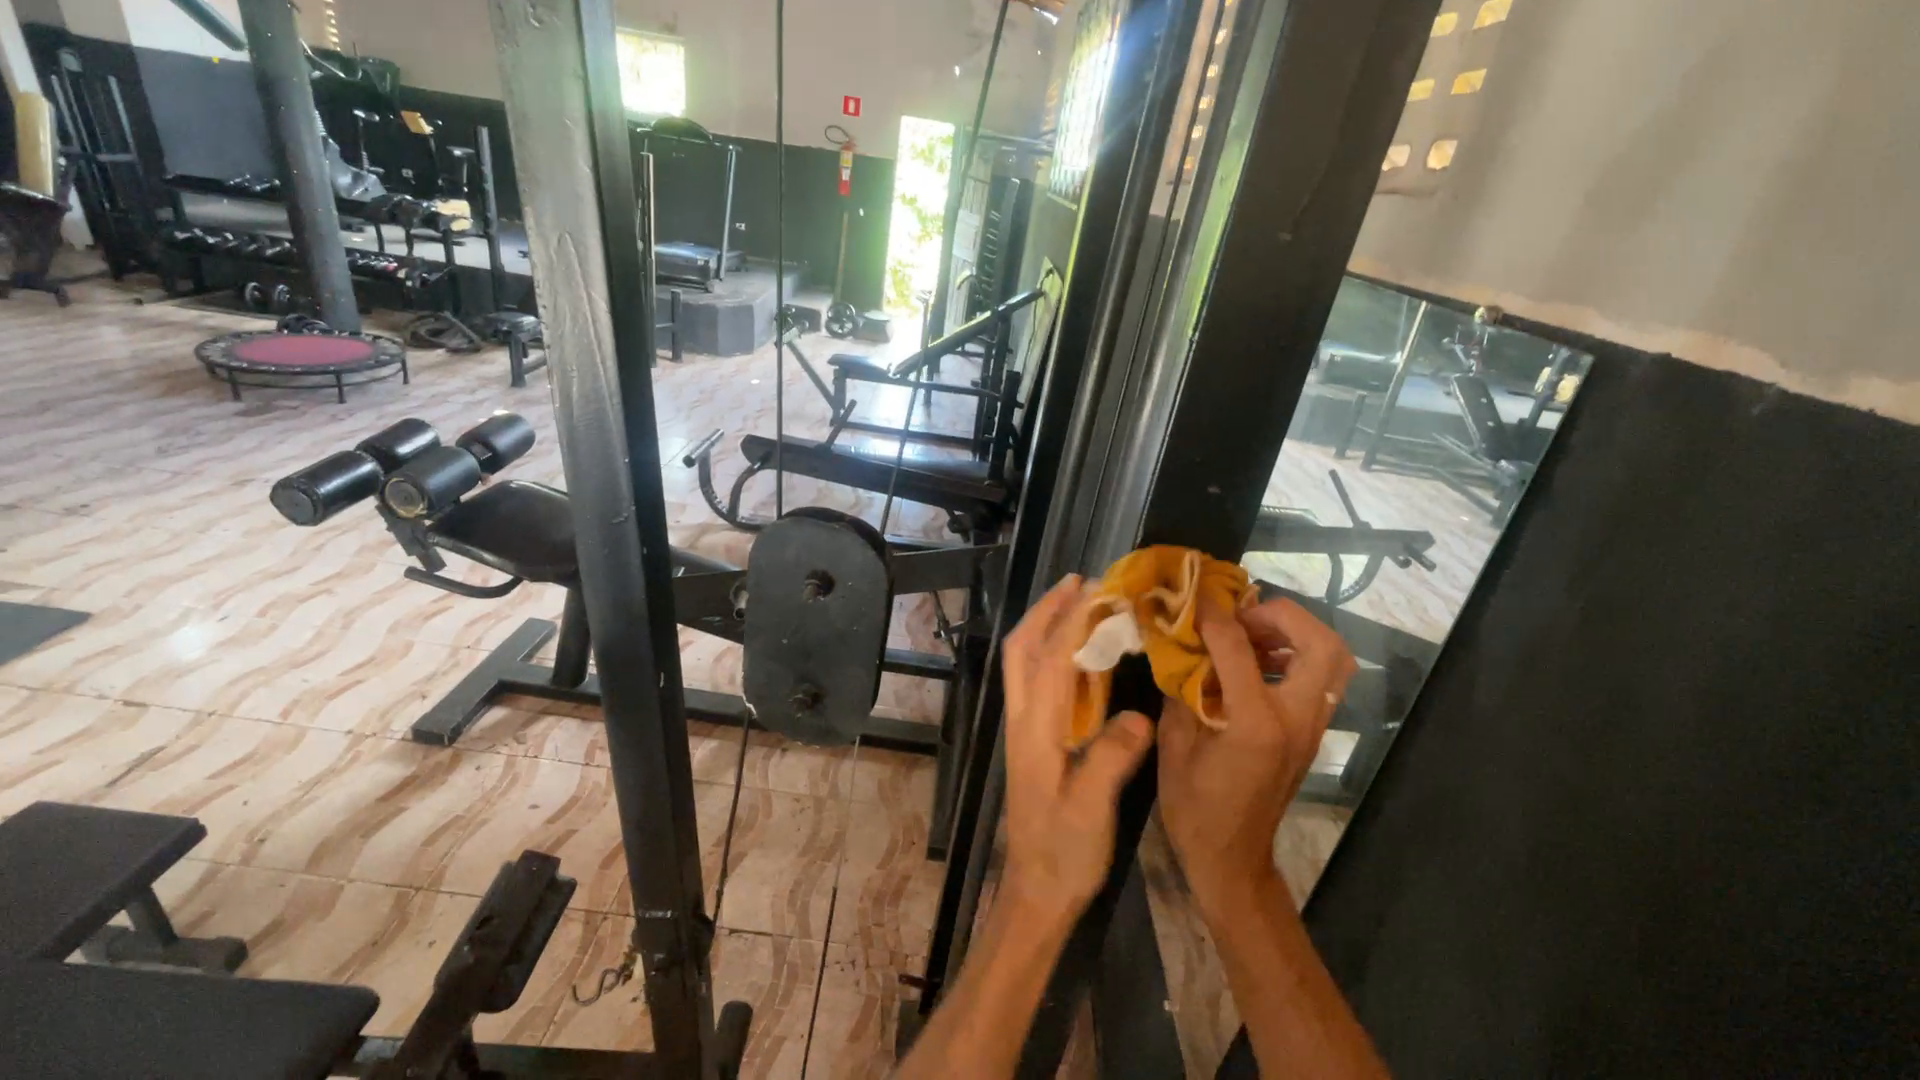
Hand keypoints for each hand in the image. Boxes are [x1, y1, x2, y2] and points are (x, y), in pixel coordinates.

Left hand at [999, 576, 1156, 919]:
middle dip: (1045, 611)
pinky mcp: (1033, 743)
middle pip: (1021, 650)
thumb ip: (1110, 760)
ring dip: (1046, 627)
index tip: (1097, 587)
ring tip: (1080, 604)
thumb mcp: (1091, 811)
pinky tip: (1082, 658)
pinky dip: (1053, 654)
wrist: (1037, 890)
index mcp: (1036, 731)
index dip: (1070, 619)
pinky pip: (1037, 684)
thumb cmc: (1064, 853)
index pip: (1050, 660)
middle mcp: (1023, 722)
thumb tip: (1138, 715)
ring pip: (1024, 664)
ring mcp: (1025, 731)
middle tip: (1079, 582)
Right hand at [1158, 597, 1357, 917]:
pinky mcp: (1312, 733)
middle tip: (1243, 616)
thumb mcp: (1174, 745)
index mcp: (1256, 723)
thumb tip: (1178, 644)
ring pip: (1333, 658)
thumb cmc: (1194, 807)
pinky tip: (1257, 660)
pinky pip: (1321, 678)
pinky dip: (1297, 655)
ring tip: (1252, 633)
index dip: (1215, 617)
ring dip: (1297, 633)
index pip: (1240, 648)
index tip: (1196, 599)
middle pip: (1320, 643)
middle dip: (1282, 616)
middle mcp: (1295, 719)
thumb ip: (1181, 688)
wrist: (1232, 857)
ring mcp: (1311, 727)